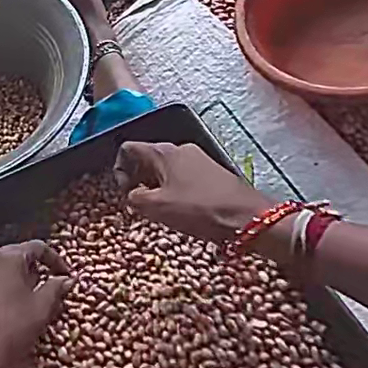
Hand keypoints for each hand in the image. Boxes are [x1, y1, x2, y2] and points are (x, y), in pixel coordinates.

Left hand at [0, 241, 73, 367]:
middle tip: (53, 285)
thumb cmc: (11, 329)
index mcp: (6, 258)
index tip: (67, 274)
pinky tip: (16, 306)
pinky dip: (8, 287)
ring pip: (6, 268)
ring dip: (23, 278)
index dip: (56, 260)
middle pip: (19, 255)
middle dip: (38, 268)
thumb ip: (56, 287)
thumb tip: (66, 279)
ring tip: (36, 297)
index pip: (37, 248)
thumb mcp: (41, 308)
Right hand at [113, 141, 272, 243]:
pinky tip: (182, 210)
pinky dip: (175, 190)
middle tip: (140, 205)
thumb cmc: (198, 210)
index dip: (120, 170)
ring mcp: (199, 159)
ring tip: (161, 210)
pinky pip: (183, 176)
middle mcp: (181, 149)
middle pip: (147, 158)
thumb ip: (135, 198)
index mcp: (164, 152)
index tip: (126, 192)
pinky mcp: (213, 172)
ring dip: (157, 187)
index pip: (128, 149)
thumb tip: (132, 195)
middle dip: (138, 180)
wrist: (247, 218)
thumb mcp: (156, 207)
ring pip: (166, 169)